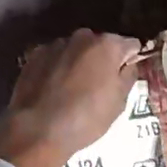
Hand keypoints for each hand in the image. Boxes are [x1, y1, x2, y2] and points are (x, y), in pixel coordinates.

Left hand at [0, 29, 139, 166]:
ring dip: (79, 62)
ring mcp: (55, 44)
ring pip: (76, 50)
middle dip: (103, 60)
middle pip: (100, 44)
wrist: (37, 128)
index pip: (130, 45)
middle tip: (101, 86)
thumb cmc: (86, 118)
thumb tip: (128, 64)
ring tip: (74, 89)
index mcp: (106, 45)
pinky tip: (55, 88)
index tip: (126, 75)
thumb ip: (128, 76)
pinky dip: (58, 67)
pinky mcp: (35, 54)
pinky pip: (55, 57)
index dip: (131, 59)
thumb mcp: (118, 103)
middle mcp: (81, 37)